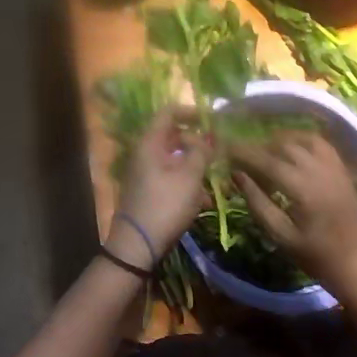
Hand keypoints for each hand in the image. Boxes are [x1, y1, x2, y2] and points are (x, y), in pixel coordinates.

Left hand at [107, 106, 211, 266]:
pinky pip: (171, 178)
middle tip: (218, 154)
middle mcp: (144, 153)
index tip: (213, 122)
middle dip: (198, 144)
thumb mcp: (190, 175)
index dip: (192, 112)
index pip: (169, 112)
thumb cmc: (166, 204)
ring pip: (175, 159)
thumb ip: (201, 151)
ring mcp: (144, 173)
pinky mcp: (148, 191)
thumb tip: (208, 136)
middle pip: (173, 136)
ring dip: (196, 167)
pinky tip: (203, 202)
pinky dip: (188, 183)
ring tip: (213, 183)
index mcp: (150, 142)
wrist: (138, 245)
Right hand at [231, 132, 356, 281]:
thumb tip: (237, 176)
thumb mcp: (281, 235)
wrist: (355, 263)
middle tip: (242, 155)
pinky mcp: (342, 170)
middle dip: (260, 147)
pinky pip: (321, 144)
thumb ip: (258, 203)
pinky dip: (303, 140)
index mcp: (304, 189)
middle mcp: (320, 171)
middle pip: (284, 147)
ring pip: (302, 141)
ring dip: (280, 141)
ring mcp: (334, 168)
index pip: (268, 162)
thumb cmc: (315, 255)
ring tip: (264, 151)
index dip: (245, 153)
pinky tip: (292, 148)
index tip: (227, 149)